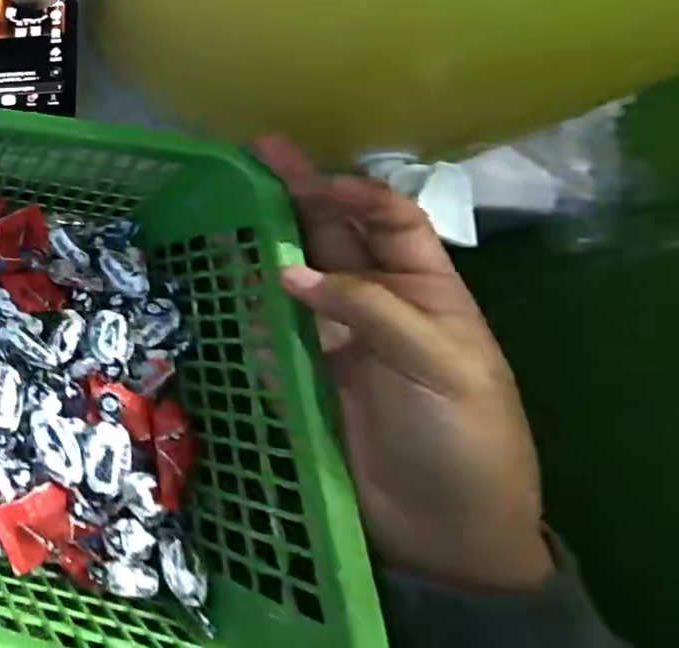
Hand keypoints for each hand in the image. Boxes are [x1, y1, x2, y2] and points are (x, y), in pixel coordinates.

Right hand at [252, 137, 552, 591]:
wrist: (438, 530)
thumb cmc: (464, 443)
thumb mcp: (444, 371)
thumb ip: (369, 311)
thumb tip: (285, 269)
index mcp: (425, 291)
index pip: (392, 220)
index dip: (357, 193)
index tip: (316, 181)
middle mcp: (371, 297)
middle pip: (332, 229)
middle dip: (298, 187)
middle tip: (256, 149)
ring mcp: (327, 325)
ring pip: (291, 261)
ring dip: (262, 225)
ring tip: (224, 192)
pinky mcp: (292, 355)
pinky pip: (261, 309)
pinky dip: (238, 283)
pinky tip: (213, 259)